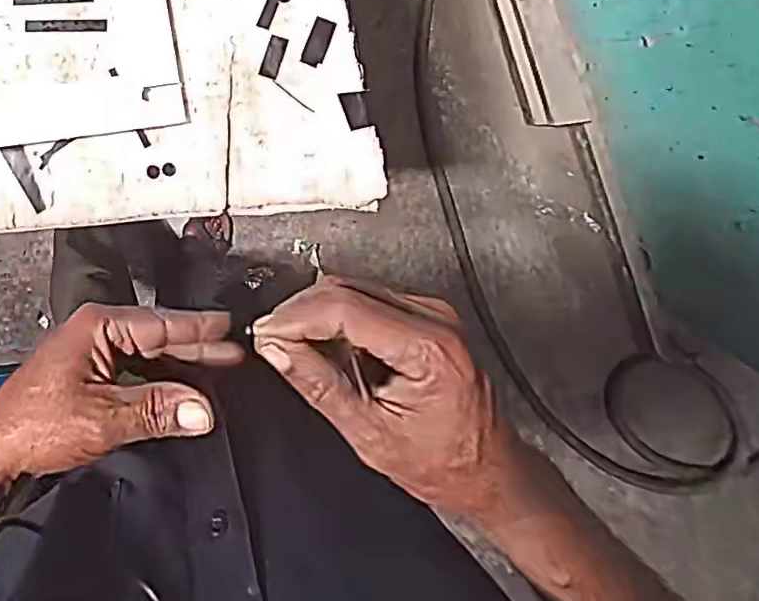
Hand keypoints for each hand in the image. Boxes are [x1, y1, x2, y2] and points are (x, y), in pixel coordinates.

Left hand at [0, 304, 245, 478]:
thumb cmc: (30, 426)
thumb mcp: (104, 418)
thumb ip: (157, 410)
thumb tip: (199, 408)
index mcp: (95, 325)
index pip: (160, 323)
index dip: (197, 328)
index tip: (227, 328)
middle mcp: (92, 330)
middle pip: (154, 335)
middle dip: (193, 346)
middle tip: (230, 351)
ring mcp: (87, 349)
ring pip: (144, 353)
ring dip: (176, 365)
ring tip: (211, 370)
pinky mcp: (85, 370)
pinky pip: (130, 367)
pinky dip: (155, 378)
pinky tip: (174, 390)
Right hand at [251, 278, 518, 524]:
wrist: (491, 471)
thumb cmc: (446, 464)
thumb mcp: (371, 435)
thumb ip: (319, 385)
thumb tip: (277, 349)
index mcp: (427, 347)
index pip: (343, 308)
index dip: (296, 317)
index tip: (267, 332)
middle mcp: (433, 317)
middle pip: (343, 289)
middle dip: (299, 311)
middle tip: (272, 339)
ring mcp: (429, 310)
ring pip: (350, 287)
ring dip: (314, 312)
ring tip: (294, 344)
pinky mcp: (421, 311)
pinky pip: (364, 296)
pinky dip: (335, 315)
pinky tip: (324, 341)